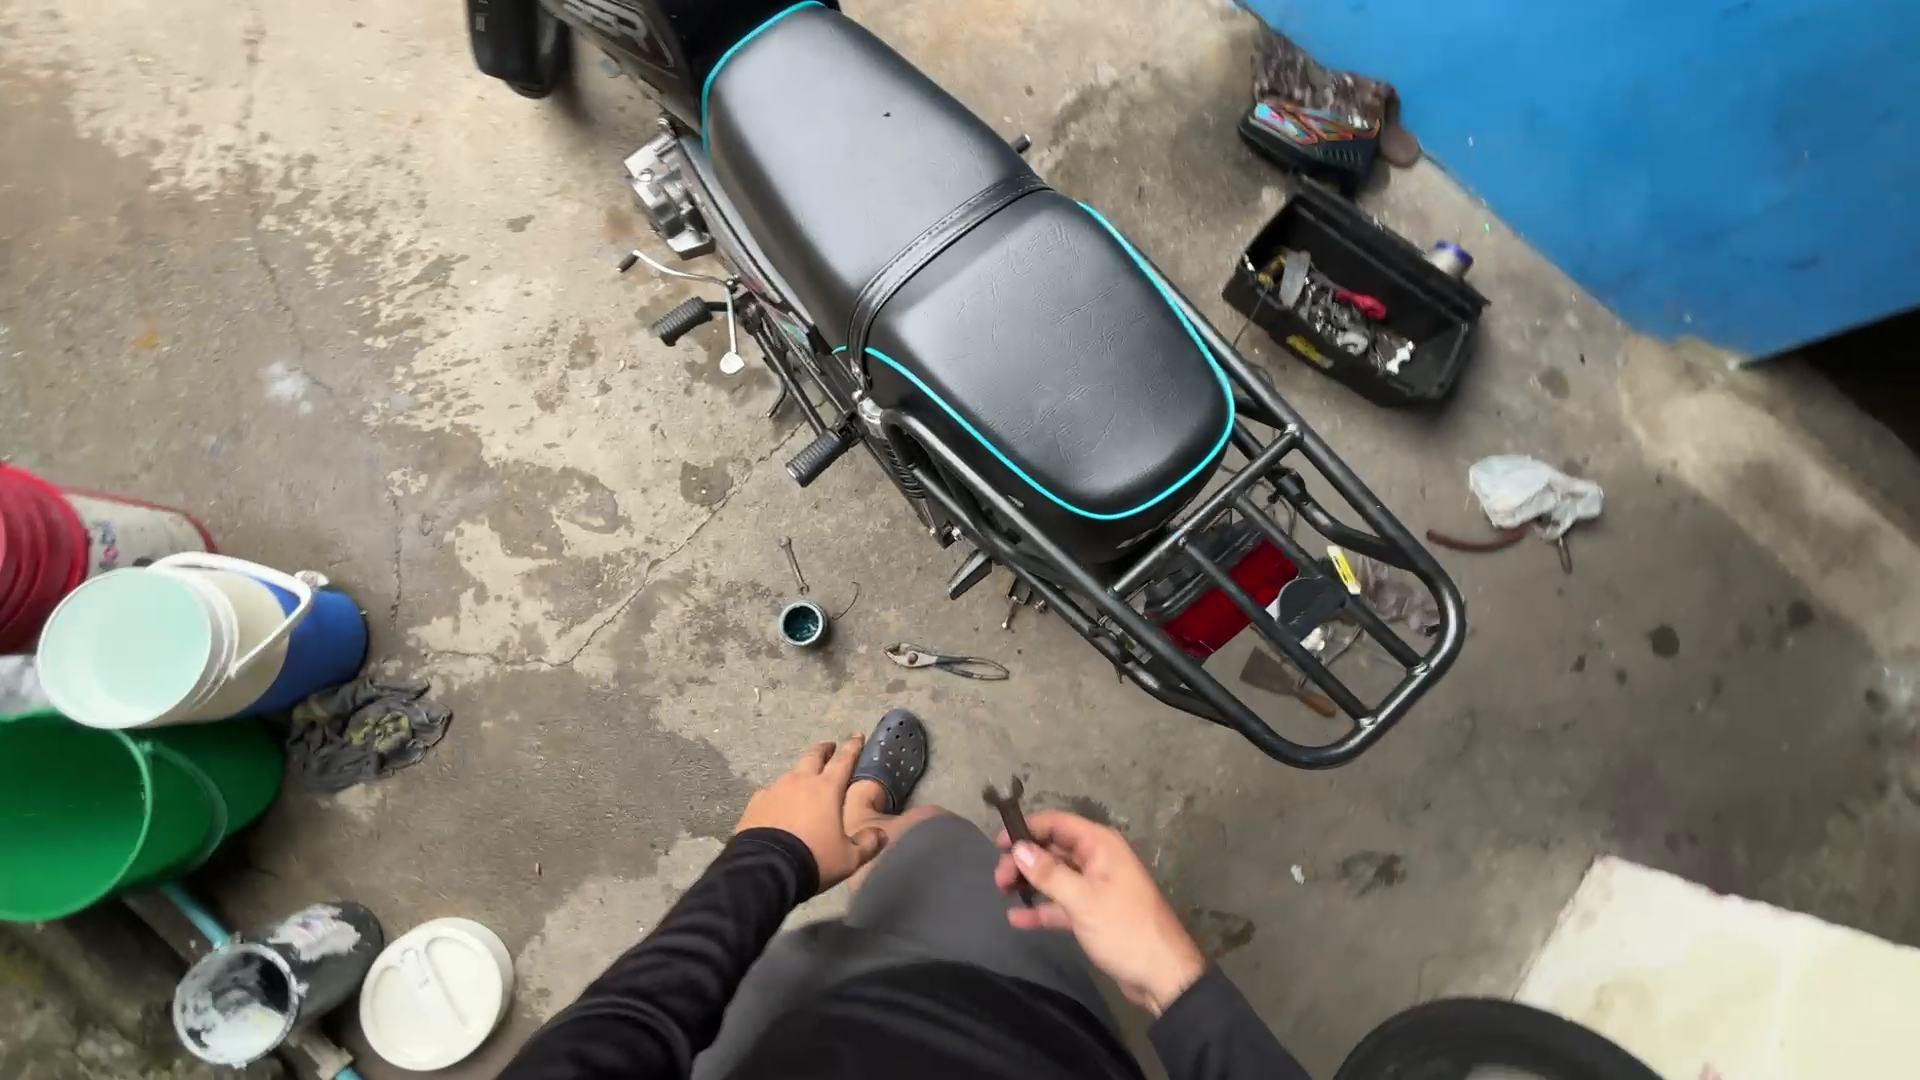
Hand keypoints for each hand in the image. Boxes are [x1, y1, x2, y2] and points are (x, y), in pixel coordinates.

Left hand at [736, 736, 885, 892]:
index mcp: (827, 788)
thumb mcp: (848, 859)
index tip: (858, 735)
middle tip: (830, 747)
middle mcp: (801, 781)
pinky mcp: (756, 803)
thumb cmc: (813, 859)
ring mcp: (775, 789)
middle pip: (814, 756)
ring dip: (801, 772)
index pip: (844, 760)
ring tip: (804, 778)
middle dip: (824, 750)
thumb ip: (868, 844)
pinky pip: (769, 791)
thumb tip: (881, 834)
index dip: (853, 747)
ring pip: (791, 773)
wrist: (764, 869)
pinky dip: (777, 794)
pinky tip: (776, 802)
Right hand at [994, 811, 1205, 1015]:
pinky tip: (1017, 918)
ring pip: (1054, 876)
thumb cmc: (1125, 928)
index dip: (1027, 829)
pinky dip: (1042, 908)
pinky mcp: (1093, 913)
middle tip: (999, 878)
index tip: (999, 843)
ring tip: (1002, 892)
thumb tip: (1018, 848)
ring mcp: (1095, 887)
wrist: (1163, 977)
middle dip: (1024, 859)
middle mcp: (1097, 859)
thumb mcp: (1083, 900)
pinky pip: (1061, 903)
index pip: (1057, 823)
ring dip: (1029, 882)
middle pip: (1053, 849)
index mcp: (1100, 845)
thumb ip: (1049, 873)